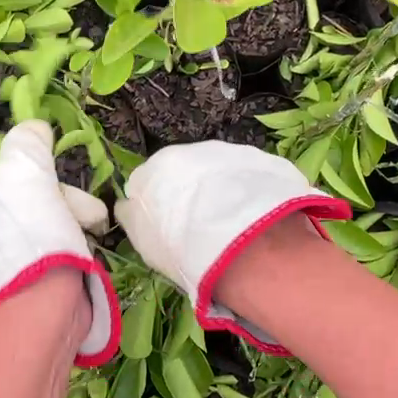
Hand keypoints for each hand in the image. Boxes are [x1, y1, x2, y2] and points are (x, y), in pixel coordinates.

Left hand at [0, 120, 120, 364]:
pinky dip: (81, 257)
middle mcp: (1, 234)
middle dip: (75, 207)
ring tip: (93, 244)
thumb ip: (28, 146)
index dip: (56, 181)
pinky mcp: (41, 288)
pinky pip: (67, 258)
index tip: (74, 193)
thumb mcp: (28, 176)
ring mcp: (21, 264)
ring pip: (62, 229)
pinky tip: (88, 266)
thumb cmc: (37, 237)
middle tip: (92, 221)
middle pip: (49, 203)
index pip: (29, 179)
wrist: (46, 309)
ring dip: (82, 231)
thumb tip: (35, 126)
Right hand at [114, 140, 348, 353]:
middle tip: (199, 227)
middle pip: (187, 172)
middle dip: (190, 195)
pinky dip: (250, 196)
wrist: (246, 248)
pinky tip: (254, 220)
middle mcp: (196, 149)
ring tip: (231, 225)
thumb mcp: (142, 238)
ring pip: (222, 174)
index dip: (157, 204)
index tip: (166, 227)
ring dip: (222, 193)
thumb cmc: (183, 246)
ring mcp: (234, 153)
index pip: (150, 180)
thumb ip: (132, 215)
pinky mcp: (268, 164)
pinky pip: (251, 179)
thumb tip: (130, 206)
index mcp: (160, 164)